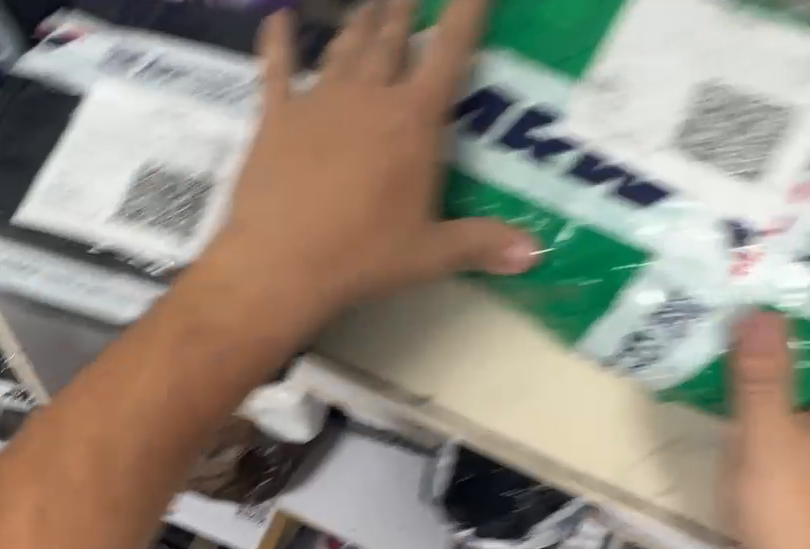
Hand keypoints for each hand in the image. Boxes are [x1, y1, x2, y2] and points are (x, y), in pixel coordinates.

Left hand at [191, 0, 539, 339]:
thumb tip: (534, 253)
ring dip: (358, 25)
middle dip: (404, 12)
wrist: (280, 263)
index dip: (465, 10)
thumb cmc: (360, 258)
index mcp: (414, 120)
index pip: (450, 49)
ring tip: (368, 8)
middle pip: (391, 39)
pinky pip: (275, 69)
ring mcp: (318, 102)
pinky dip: (277, 42)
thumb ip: (480, 245)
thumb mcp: (427, 256)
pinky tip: (276, 19)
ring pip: (343, 48)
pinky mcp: (275, 119)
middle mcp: (368, 95)